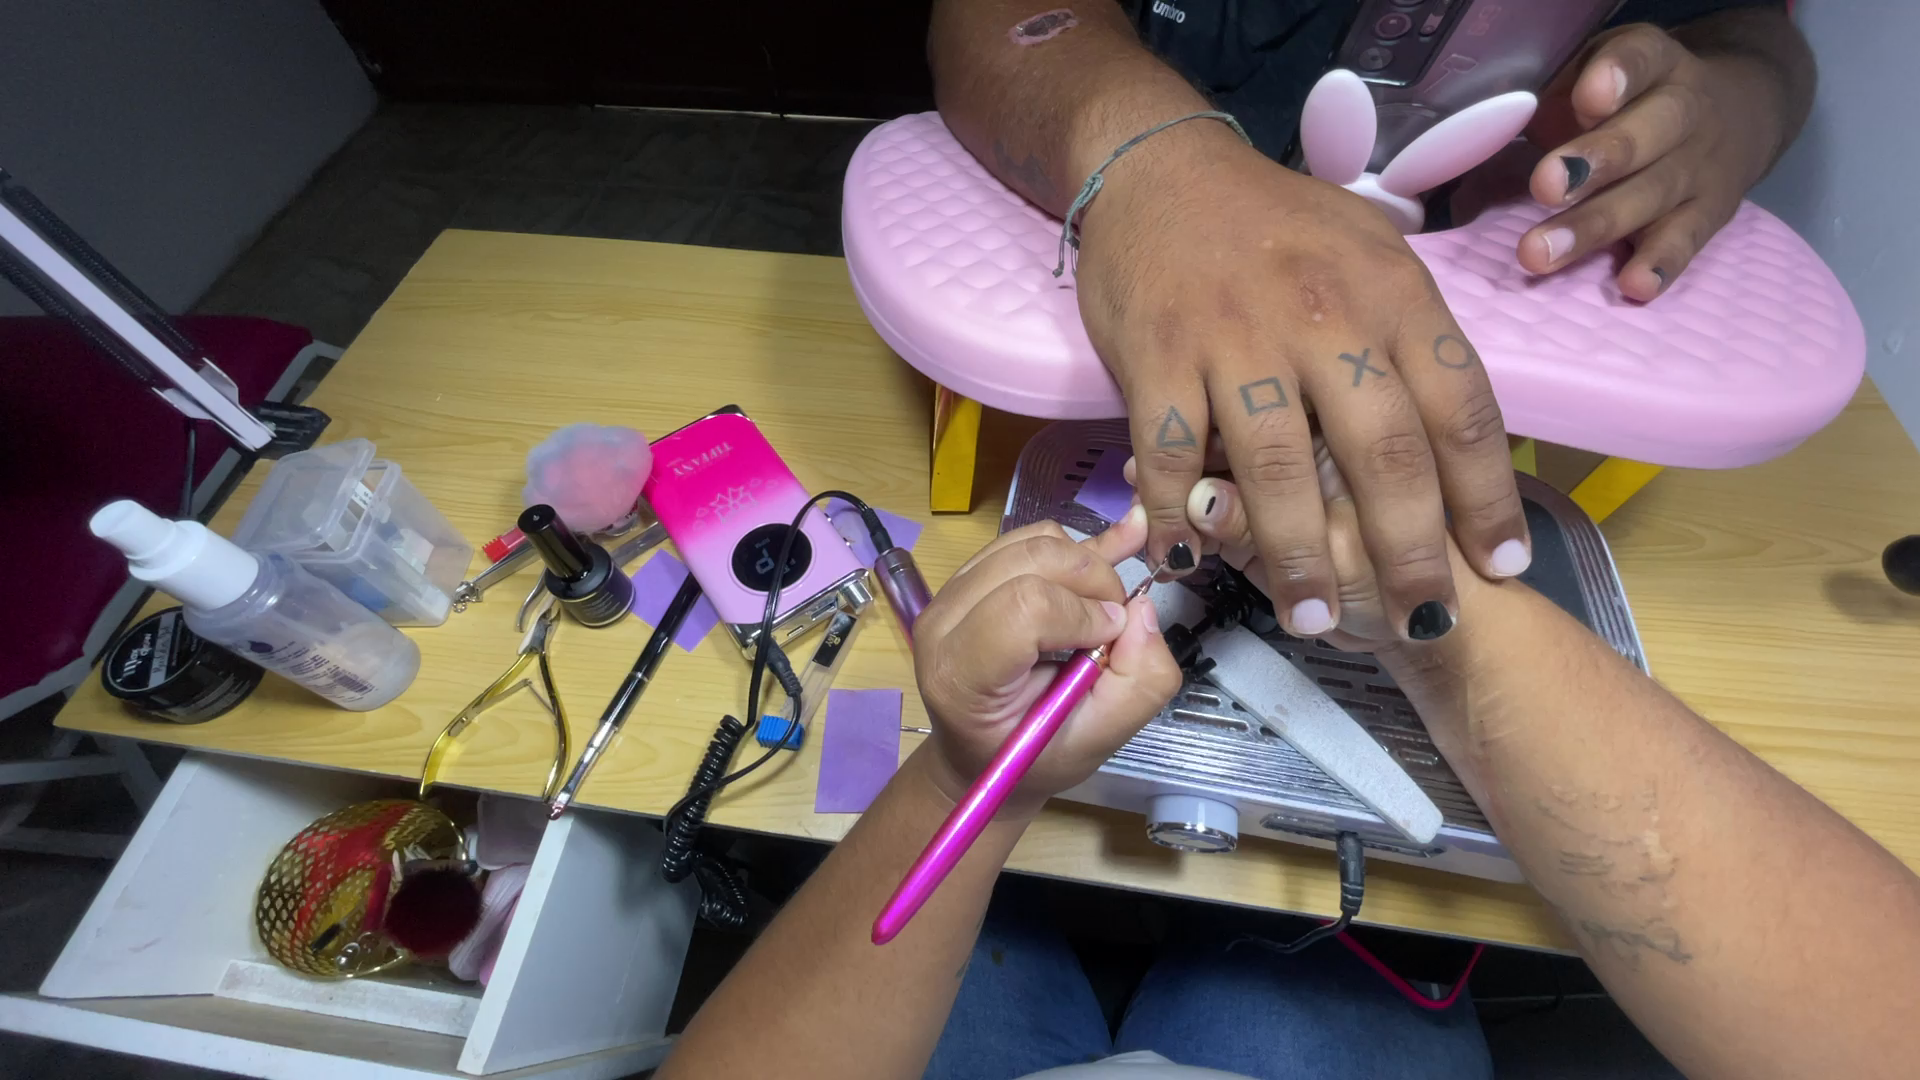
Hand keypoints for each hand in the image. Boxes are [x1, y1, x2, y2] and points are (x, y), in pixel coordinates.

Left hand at [911, 509, 1180, 817]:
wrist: (981, 749)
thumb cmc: (1032, 756)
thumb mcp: (1096, 742)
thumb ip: (1138, 685)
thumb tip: (1142, 610)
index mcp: (961, 677)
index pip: (1024, 607)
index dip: (1083, 614)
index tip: (1112, 640)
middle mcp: (943, 624)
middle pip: (1031, 559)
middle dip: (1094, 581)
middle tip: (1114, 623)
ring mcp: (949, 592)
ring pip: (1033, 541)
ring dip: (1084, 565)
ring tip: (1100, 608)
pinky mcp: (966, 574)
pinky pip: (1028, 538)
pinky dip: (1072, 551)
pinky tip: (1102, 566)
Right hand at [1073, 122, 1529, 644]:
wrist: (1158, 173)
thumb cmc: (1268, 223)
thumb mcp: (1364, 251)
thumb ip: (1401, 333)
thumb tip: (1437, 431)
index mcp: (1390, 291)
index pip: (1459, 405)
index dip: (1485, 495)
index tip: (1499, 563)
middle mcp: (1320, 317)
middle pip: (1379, 452)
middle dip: (1405, 548)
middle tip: (1419, 617)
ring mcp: (1232, 339)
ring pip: (1275, 466)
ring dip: (1296, 553)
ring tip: (1313, 619)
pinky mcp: (1156, 359)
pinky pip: (1170, 454)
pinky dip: (1176, 515)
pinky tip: (1183, 560)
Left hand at [1519, 23, 1793, 299]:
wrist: (1741, 111)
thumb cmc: (1617, 112)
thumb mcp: (1578, 93)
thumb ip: (1526, 123)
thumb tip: (1441, 185)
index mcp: (1649, 70)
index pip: (1641, 59)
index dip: (1618, 76)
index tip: (1589, 96)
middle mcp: (1684, 112)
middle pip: (1645, 135)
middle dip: (1594, 162)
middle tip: (1544, 187)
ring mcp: (1699, 166)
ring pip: (1652, 194)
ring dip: (1595, 226)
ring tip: (1541, 255)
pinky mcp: (1709, 212)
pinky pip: (1687, 238)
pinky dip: (1660, 263)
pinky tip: (1634, 286)